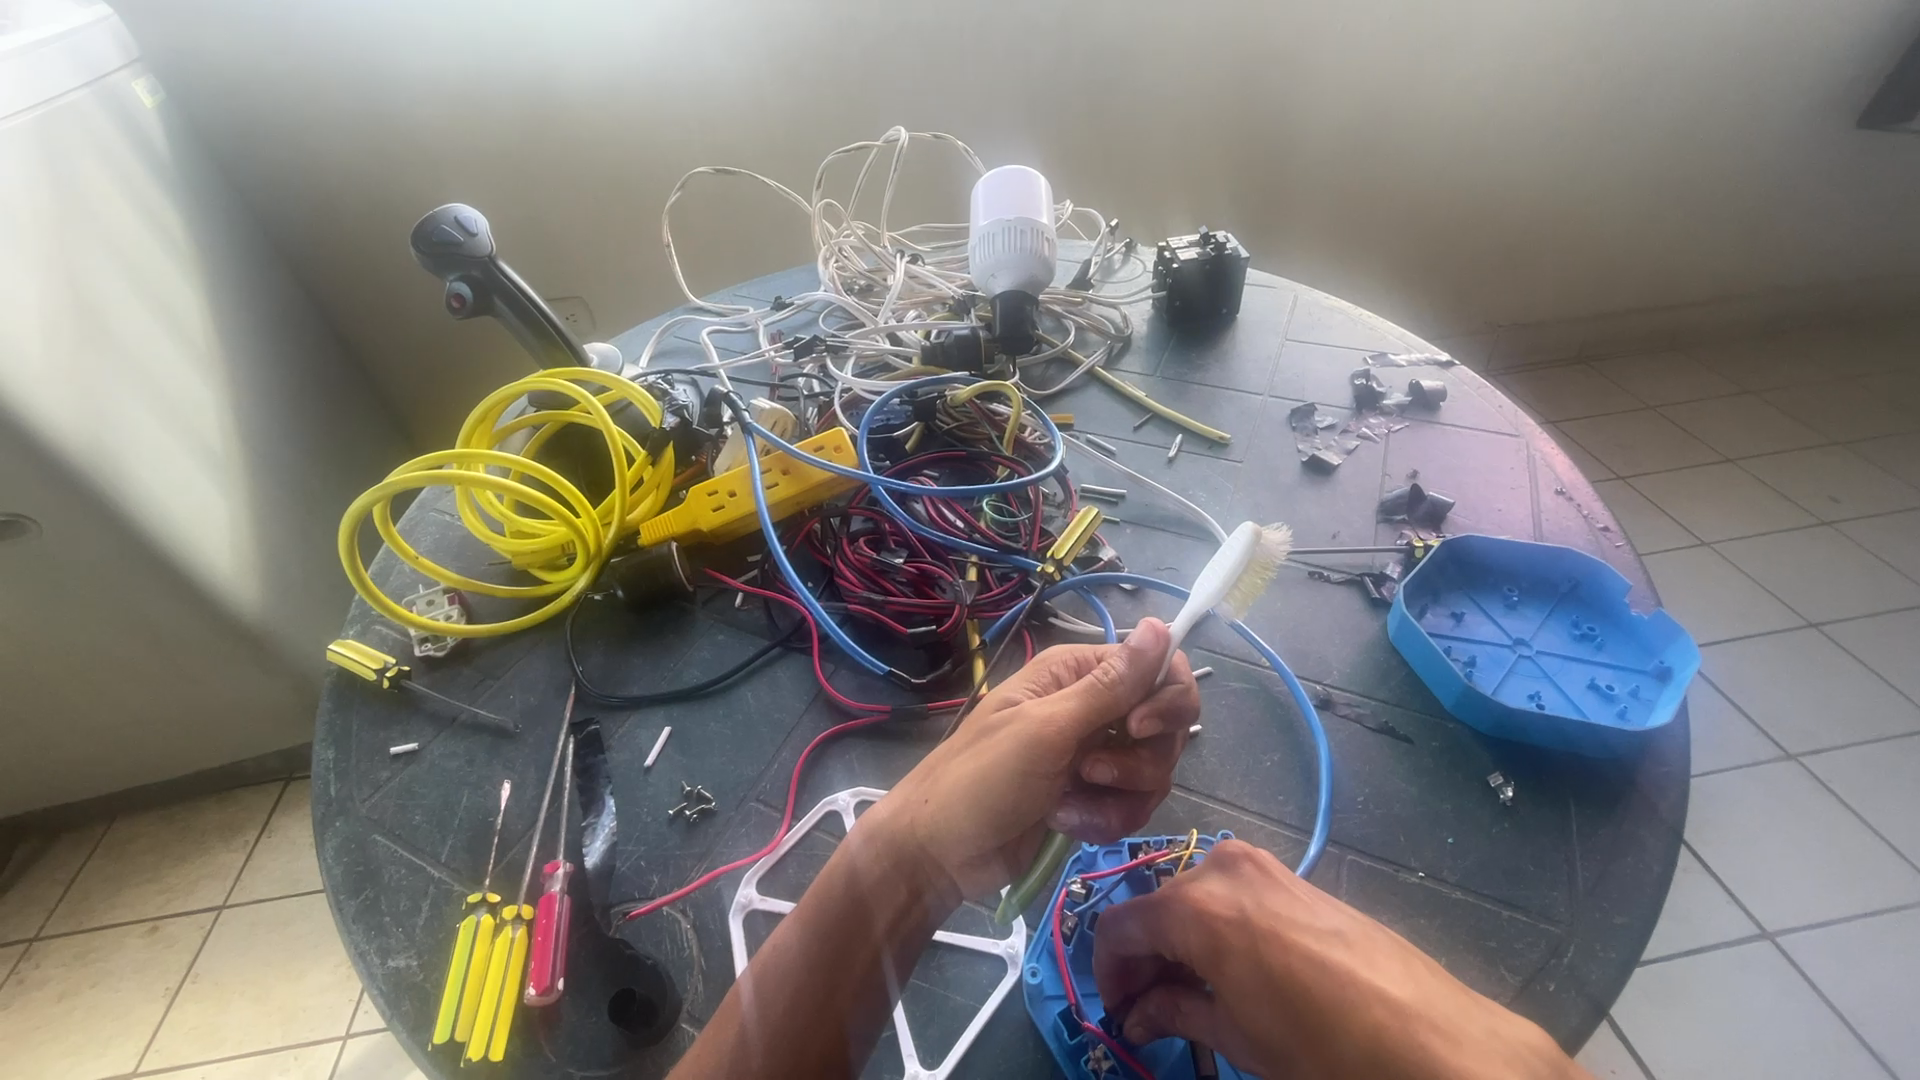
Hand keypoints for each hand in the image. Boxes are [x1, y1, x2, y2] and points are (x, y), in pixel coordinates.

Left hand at [864, 618, 1199, 903]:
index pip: (1157, 668)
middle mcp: (1089, 706)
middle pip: (1162, 725)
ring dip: (1117, 797)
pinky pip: (1132, 804)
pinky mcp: (1092, 797)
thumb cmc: (983, 778)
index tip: (1139, 728)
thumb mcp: (1047, 728)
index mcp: (1075, 672)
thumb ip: (1110, 685)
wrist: (941, 852)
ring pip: (1152, 770)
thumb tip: (1160, 625)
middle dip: (1138, 760)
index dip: (1163, 698)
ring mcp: (1092, 754)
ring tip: (1067, 805)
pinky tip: (1065, 824)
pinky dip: (1104, 819)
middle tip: (1090, 773)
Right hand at [1094, 840, 1584, 1079]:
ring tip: (1192, 993)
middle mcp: (1218, 867)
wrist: (1433, 1038)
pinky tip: (1231, 969)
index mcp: (1195, 907)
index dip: (1107, 971)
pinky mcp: (1288, 873)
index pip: (1119, 926)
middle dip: (1144, 958)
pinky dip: (1213, 926)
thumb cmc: (1324, 1047)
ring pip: (1190, 896)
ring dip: (1177, 940)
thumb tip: (1138, 1015)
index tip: (1117, 1009)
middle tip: (1149, 1008)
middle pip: (1154, 907)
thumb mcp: (1240, 1038)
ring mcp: (1257, 864)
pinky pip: (1228, 892)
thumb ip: (1176, 1014)